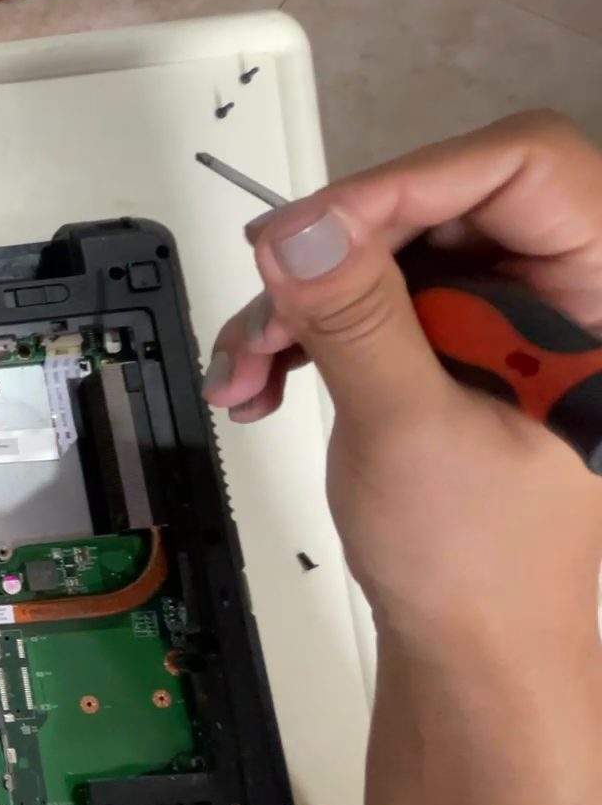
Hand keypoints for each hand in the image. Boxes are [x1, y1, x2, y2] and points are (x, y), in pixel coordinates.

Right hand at [201, 111, 601, 652]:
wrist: (474, 634)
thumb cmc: (478, 553)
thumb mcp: (407, 428)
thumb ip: (356, 322)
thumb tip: (293, 232)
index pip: (520, 170)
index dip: (396, 189)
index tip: (285, 245)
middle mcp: (566, 292)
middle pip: (430, 217)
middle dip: (316, 273)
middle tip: (250, 336)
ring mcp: (503, 321)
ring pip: (375, 267)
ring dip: (286, 320)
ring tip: (237, 382)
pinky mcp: (447, 350)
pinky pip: (359, 314)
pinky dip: (293, 346)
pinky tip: (255, 389)